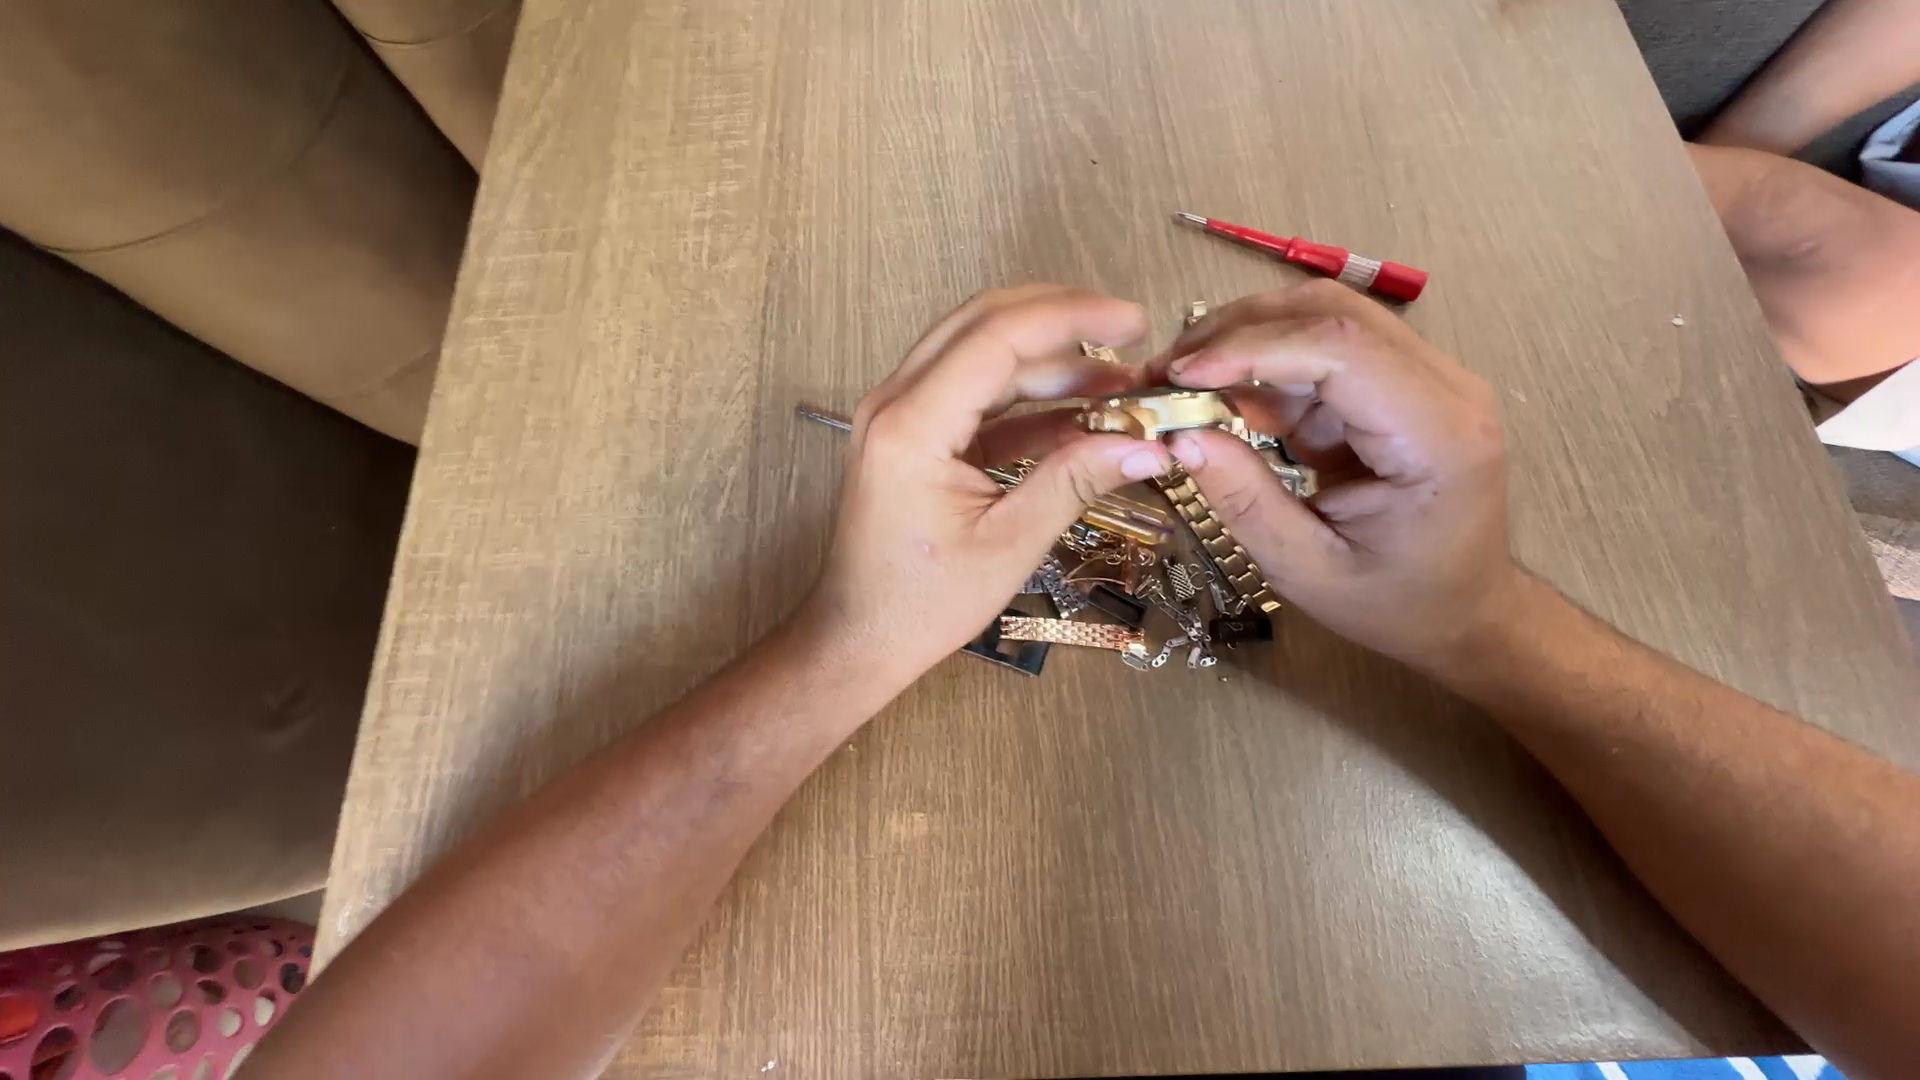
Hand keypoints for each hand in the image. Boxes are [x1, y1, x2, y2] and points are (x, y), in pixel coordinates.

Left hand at [802, 285, 1174, 687]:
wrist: (861, 635)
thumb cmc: (925, 603)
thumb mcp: (1009, 544)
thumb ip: (1075, 482)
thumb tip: (1150, 447)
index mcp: (913, 426)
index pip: (997, 337)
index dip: (1071, 318)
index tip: (1134, 322)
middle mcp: (895, 401)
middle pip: (983, 323)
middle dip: (1060, 319)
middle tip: (1129, 333)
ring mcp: (898, 413)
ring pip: (978, 353)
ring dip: (1047, 361)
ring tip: (1115, 382)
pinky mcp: (911, 434)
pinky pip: (973, 396)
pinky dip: (1024, 399)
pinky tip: (1077, 416)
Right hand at [1155, 280, 1517, 675]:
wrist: (1462, 610)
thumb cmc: (1393, 602)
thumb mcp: (1305, 569)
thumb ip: (1243, 500)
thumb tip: (1178, 437)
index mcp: (1436, 435)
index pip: (1341, 349)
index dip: (1252, 348)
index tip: (1178, 376)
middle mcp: (1444, 386)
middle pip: (1332, 314)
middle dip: (1237, 331)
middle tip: (1164, 371)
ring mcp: (1423, 378)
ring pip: (1322, 320)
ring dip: (1243, 340)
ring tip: (1179, 379)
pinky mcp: (1394, 385)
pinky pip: (1318, 353)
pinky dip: (1259, 367)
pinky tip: (1217, 397)